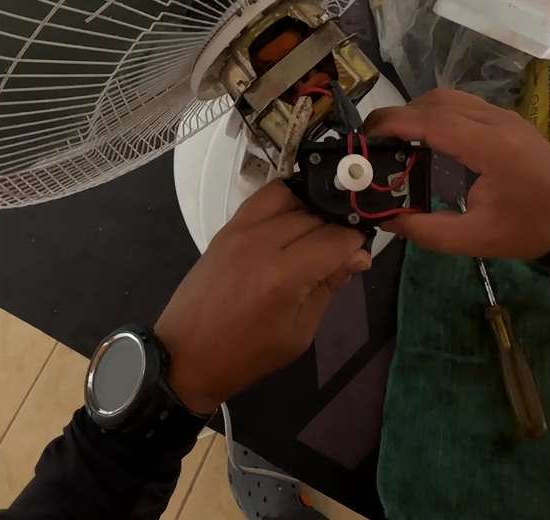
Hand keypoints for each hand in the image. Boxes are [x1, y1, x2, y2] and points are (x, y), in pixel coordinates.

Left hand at [154, 180, 370, 413]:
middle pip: (314, 215)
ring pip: (290, 194)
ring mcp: (240, 228)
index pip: (334, 239)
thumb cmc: (246, 354)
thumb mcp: (299, 333)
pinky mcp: (228, 225)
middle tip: (344, 247)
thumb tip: (359, 256)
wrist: (186, 353)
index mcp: (282, 276)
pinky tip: (294, 220)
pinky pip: (263, 198)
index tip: (363, 250)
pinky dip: (285, 201)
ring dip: (310, 207)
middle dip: (336, 227)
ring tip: (318, 230)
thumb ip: (329, 287)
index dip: (355, 242)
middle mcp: (261, 241)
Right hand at [363, 88, 549, 258]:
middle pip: (436, 101)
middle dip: (400, 115)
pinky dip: (435, 112)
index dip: (394, 123)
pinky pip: (462, 103)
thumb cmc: (529, 230)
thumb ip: (427, 230)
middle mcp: (496, 121)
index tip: (367, 135)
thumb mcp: (476, 239)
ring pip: (448, 97)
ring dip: (417, 111)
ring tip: (396, 137)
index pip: (432, 121)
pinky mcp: (505, 117)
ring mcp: (502, 114)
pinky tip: (426, 135)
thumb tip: (386, 218)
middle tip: (375, 139)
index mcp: (491, 147)